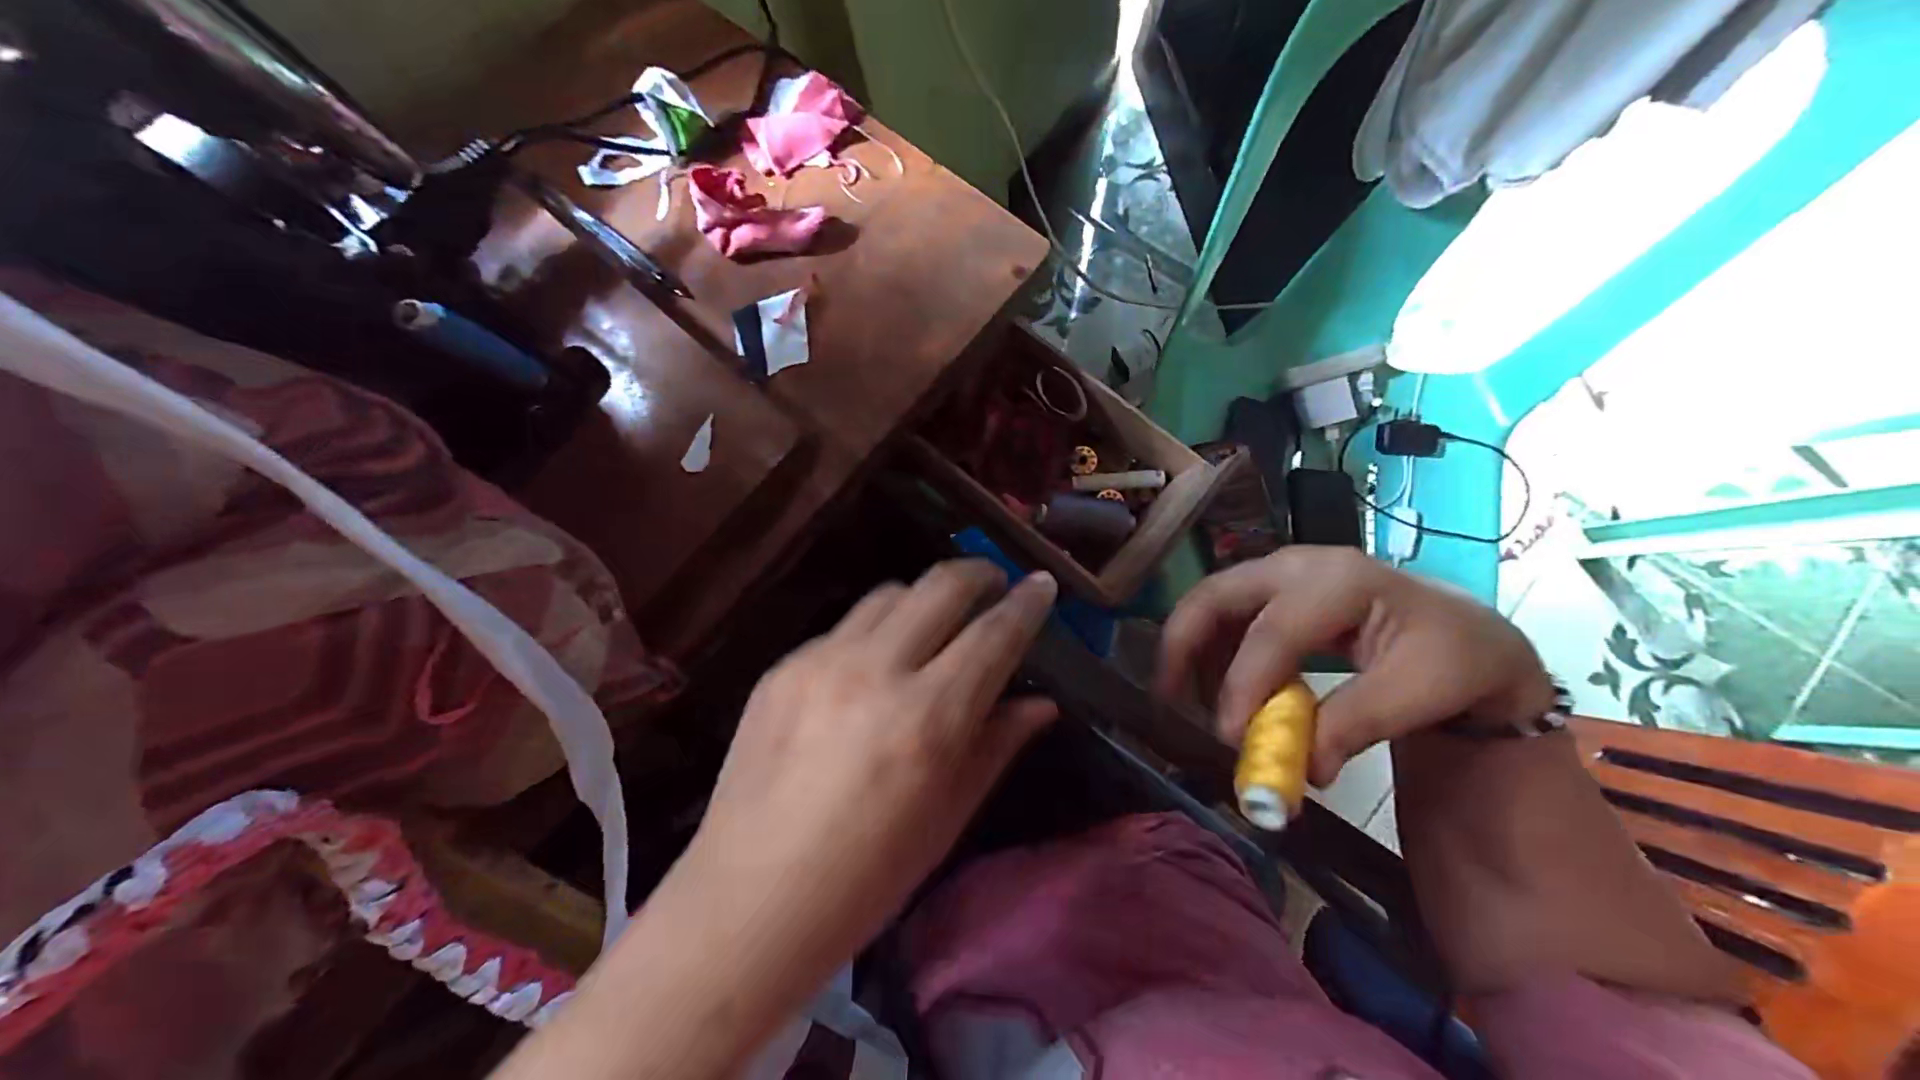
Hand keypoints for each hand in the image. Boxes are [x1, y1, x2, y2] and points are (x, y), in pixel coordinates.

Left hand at [682, 560, 1058, 966]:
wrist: (752, 897)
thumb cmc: (868, 877)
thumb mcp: (948, 816)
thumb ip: (996, 745)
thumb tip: (1040, 704)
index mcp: (928, 718)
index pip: (993, 635)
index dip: (1025, 603)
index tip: (1042, 583)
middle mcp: (876, 671)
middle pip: (940, 586)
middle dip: (978, 573)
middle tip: (993, 585)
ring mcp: (821, 662)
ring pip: (889, 593)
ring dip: (924, 597)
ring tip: (934, 624)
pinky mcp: (782, 667)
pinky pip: (843, 627)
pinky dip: (874, 632)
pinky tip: (871, 670)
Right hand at [1157, 547, 1554, 785]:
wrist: (1465, 634)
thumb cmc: (1451, 657)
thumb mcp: (1420, 692)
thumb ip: (1355, 726)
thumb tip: (1299, 768)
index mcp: (1339, 581)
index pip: (1273, 632)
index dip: (1243, 686)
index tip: (1230, 739)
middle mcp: (1297, 566)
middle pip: (1215, 595)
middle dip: (1182, 645)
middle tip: (1166, 697)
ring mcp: (1280, 574)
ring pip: (1210, 603)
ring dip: (1192, 651)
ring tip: (1190, 702)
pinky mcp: (1273, 592)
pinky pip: (1224, 616)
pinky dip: (1209, 652)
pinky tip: (1217, 689)